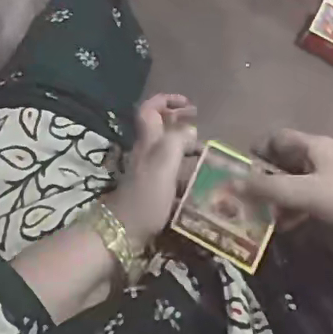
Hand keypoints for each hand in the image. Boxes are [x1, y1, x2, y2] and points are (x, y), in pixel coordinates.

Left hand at [102, 94, 197, 249]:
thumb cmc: (145, 197)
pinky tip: (201, 183)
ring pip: (168, 151)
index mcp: (148, 141)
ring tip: (208, 155)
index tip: (189, 105)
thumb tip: (191, 129)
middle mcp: (147, 153)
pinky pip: (172, 174)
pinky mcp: (154, 191)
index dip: (167, 100)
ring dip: (187, 148)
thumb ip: (177, 141)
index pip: (150, 109)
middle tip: (202, 129)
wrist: (124, 233)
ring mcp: (149, 172)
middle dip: (181, 123)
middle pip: (161, 129)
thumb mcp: (163, 164)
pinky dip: (187, 173)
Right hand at [246, 130, 332, 236]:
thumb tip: (231, 182)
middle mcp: (321, 156)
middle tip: (243, 194)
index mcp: (315, 145)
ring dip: (276, 196)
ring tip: (258, 214)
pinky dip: (292, 208)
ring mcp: (330, 177)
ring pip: (294, 182)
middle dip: (264, 177)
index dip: (258, 149)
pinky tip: (281, 225)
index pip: (278, 138)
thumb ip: (267, 188)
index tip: (239, 168)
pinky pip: (306, 198)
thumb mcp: (303, 193)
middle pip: (284, 161)